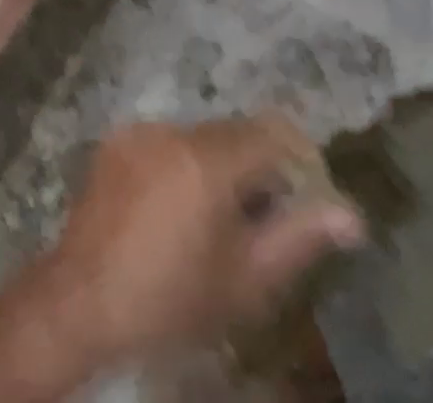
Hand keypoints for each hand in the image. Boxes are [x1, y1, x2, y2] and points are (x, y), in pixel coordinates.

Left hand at [44, 114, 365, 360]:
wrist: (81, 302)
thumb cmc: (170, 298)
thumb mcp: (246, 279)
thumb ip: (300, 238)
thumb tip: (351, 215)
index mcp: (207, 159)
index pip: (274, 132)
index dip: (299, 159)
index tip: (302, 197)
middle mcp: (171, 132)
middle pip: (235, 132)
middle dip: (257, 166)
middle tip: (259, 218)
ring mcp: (136, 135)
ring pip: (199, 137)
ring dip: (219, 164)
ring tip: (214, 218)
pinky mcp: (112, 145)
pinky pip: (164, 142)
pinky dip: (181, 163)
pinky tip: (175, 208)